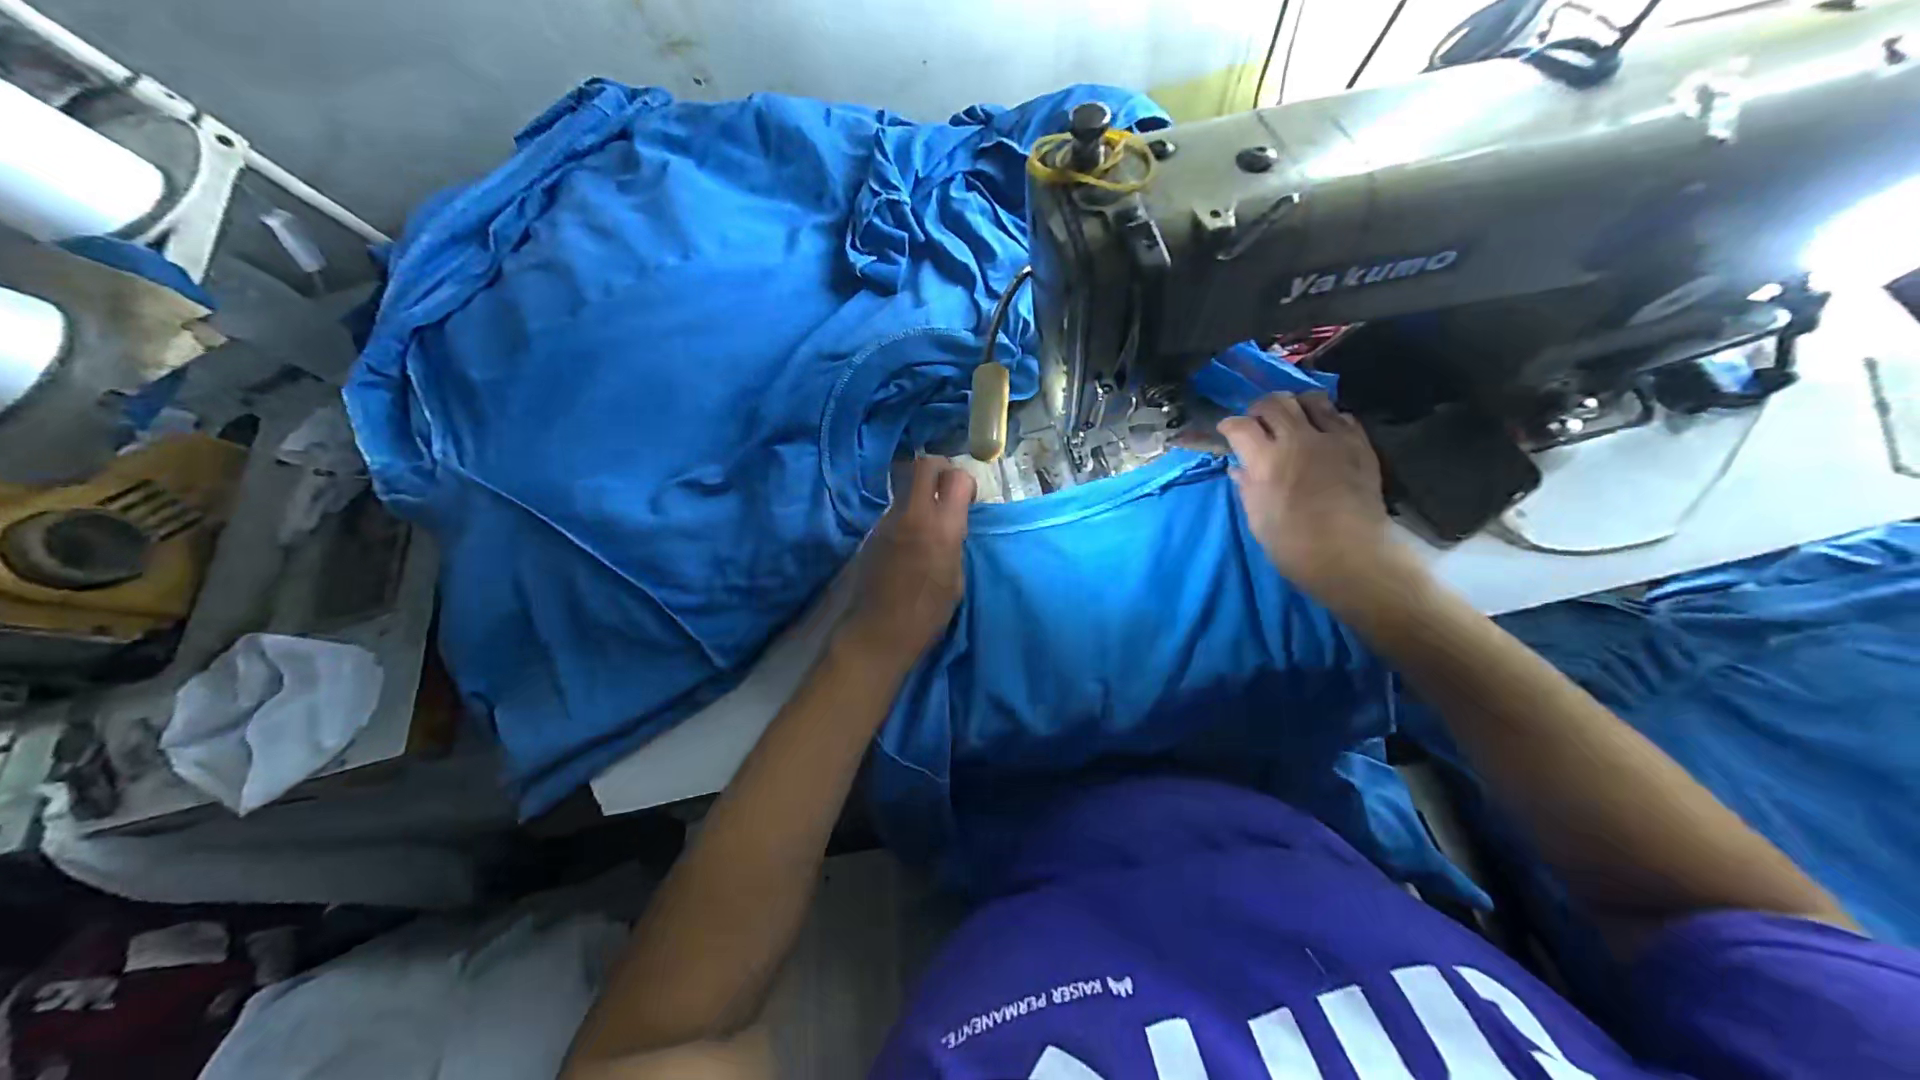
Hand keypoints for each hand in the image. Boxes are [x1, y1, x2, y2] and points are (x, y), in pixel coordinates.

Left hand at [838, 456, 974, 669]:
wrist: (877, 632)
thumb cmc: (926, 615)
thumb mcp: (955, 578)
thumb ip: (954, 542)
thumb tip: (952, 526)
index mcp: (941, 528)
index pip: (956, 477)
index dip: (965, 482)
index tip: (967, 500)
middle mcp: (912, 515)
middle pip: (924, 465)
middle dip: (940, 469)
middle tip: (946, 490)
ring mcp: (887, 521)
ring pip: (905, 486)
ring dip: (919, 493)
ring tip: (927, 520)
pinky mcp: (872, 532)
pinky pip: (893, 509)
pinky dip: (905, 514)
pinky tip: (909, 541)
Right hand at [1218, 391, 1419, 604]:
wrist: (1352, 552)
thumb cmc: (1294, 544)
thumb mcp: (1258, 519)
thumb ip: (1247, 487)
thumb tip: (1240, 469)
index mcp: (1265, 460)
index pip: (1240, 426)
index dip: (1229, 425)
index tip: (1227, 431)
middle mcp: (1296, 440)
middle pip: (1274, 403)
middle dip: (1260, 408)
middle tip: (1258, 421)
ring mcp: (1331, 438)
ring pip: (1310, 400)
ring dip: (1295, 405)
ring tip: (1292, 417)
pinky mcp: (1358, 443)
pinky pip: (1341, 415)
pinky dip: (1327, 418)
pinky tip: (1323, 431)